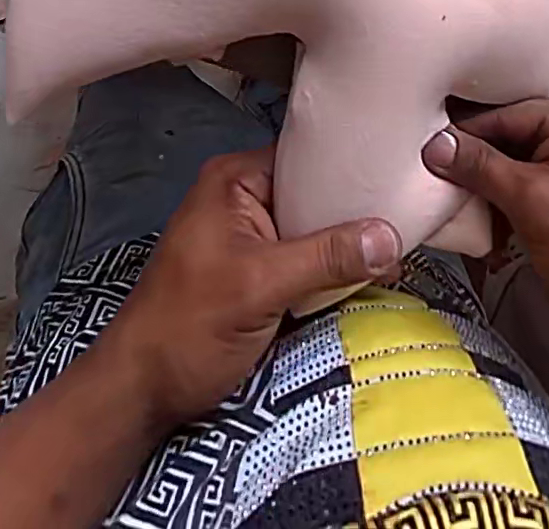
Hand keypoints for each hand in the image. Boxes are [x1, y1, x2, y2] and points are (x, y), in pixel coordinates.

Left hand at [93, 145, 401, 426]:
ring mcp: (252, 235)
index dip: (348, 163)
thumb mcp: (260, 286)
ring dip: (346, 243)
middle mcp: (244, 197)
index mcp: (235, 179)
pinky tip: (368, 271)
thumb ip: (325, 258)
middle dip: (353, 209)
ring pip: (312, 227)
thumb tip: (390, 237)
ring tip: (398, 243)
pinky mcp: (260, 269)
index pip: (303, 155)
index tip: (393, 173)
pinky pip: (306, 256)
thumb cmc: (189, 326)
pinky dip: (331, 266)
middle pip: (312, 191)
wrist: (144, 392)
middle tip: (404, 216)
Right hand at [420, 97, 548, 327]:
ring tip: (470, 210)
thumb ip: (479, 166)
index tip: (430, 154)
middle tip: (445, 185)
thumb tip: (438, 145)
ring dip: (493, 189)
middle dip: (478, 167)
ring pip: (518, 163)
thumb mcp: (529, 200)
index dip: (463, 138)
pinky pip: (534, 183)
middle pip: (509, 139)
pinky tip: (497, 224)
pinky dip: (512, 201)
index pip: (502, 116)